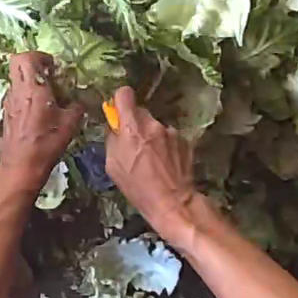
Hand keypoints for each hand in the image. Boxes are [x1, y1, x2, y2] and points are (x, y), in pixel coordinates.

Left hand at [0, 52, 84, 192]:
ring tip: (47, 95)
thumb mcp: (70, 124)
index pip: (26, 57)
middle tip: (49, 75)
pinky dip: (27, 95)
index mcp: (32, 88)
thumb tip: (80, 100)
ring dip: (30, 81)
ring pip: (16, 79)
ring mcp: (9, 101)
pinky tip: (39, 111)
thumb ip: (76, 106)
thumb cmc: (46, 143)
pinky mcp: (7, 113)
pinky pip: (16, 94)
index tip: (53, 66)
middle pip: (17, 63)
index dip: (40, 56)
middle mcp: (17, 91)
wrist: (21, 166)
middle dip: (33, 64)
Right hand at [104, 87, 205, 235]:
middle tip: (134, 144)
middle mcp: (153, 124)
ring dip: (152, 136)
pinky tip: (166, 163)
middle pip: (140, 112)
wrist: (173, 202)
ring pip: (155, 126)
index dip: (120, 100)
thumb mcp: (113, 166)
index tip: (118, 112)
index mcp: (132, 128)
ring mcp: (171, 131)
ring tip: (152, 159)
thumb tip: (115, 128)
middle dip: (135, 124)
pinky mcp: (184, 140)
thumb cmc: (137, 187)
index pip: (124, 94)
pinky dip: (166, 146)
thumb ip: (113, 140)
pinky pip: (169, 137)